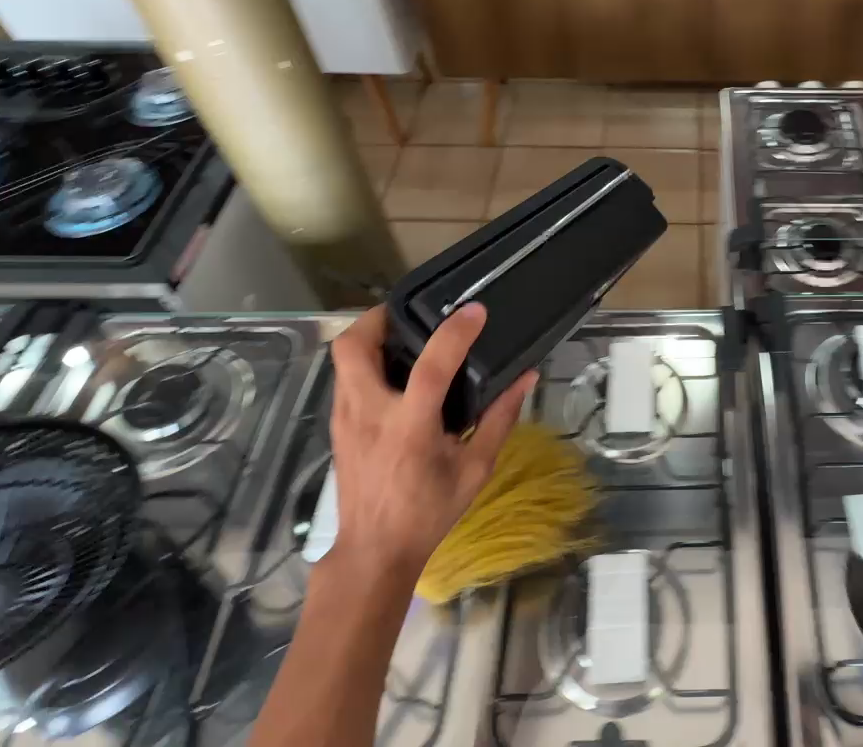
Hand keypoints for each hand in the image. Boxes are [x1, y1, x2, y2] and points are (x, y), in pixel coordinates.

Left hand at [324, 303, 534, 572]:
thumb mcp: (476, 469)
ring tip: (406, 335)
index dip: (453, 334)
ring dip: (370, 336)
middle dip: (380, 318)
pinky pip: (345, 377)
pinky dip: (365, 361)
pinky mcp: (337, 426)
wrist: (374, 551)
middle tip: (413, 312)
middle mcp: (369, 414)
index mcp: (409, 427)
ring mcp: (345, 419)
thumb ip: (499, 419)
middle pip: (355, 346)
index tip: (476, 311)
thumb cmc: (428, 512)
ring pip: (343, 358)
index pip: (430, 368)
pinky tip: (394, 371)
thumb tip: (525, 378)